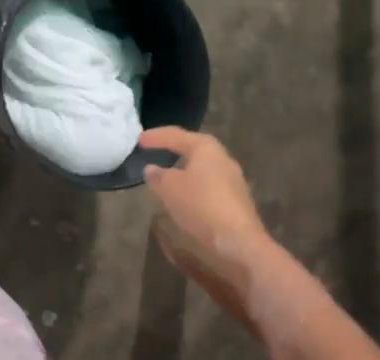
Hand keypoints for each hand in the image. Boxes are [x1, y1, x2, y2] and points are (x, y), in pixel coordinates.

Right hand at [140, 127, 266, 256]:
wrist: (240, 244)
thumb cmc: (201, 205)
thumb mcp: (170, 189)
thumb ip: (158, 176)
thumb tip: (151, 169)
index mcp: (206, 148)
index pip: (176, 135)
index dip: (156, 137)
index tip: (139, 140)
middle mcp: (223, 159)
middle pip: (193, 150)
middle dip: (174, 151)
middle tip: (155, 153)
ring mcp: (233, 181)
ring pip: (202, 171)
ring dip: (184, 173)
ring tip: (167, 178)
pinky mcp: (237, 203)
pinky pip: (209, 188)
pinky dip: (194, 189)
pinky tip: (185, 199)